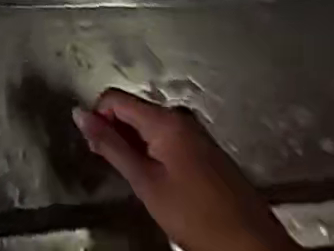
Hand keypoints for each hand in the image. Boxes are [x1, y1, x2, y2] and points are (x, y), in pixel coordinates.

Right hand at [75, 88, 292, 250]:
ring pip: (149, 126)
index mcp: (165, 119)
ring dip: (134, 145)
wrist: (253, 247)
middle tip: (112, 168)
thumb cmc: (196, 216)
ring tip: (136, 179)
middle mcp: (180, 116)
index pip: (115, 98)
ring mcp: (195, 131)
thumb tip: (79, 114)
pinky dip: (153, 152)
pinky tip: (159, 182)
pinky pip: (167, 137)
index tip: (93, 147)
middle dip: (116, 132)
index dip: (97, 117)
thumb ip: (111, 146)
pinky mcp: (205, 148)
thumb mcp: (145, 183)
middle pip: (133, 110)